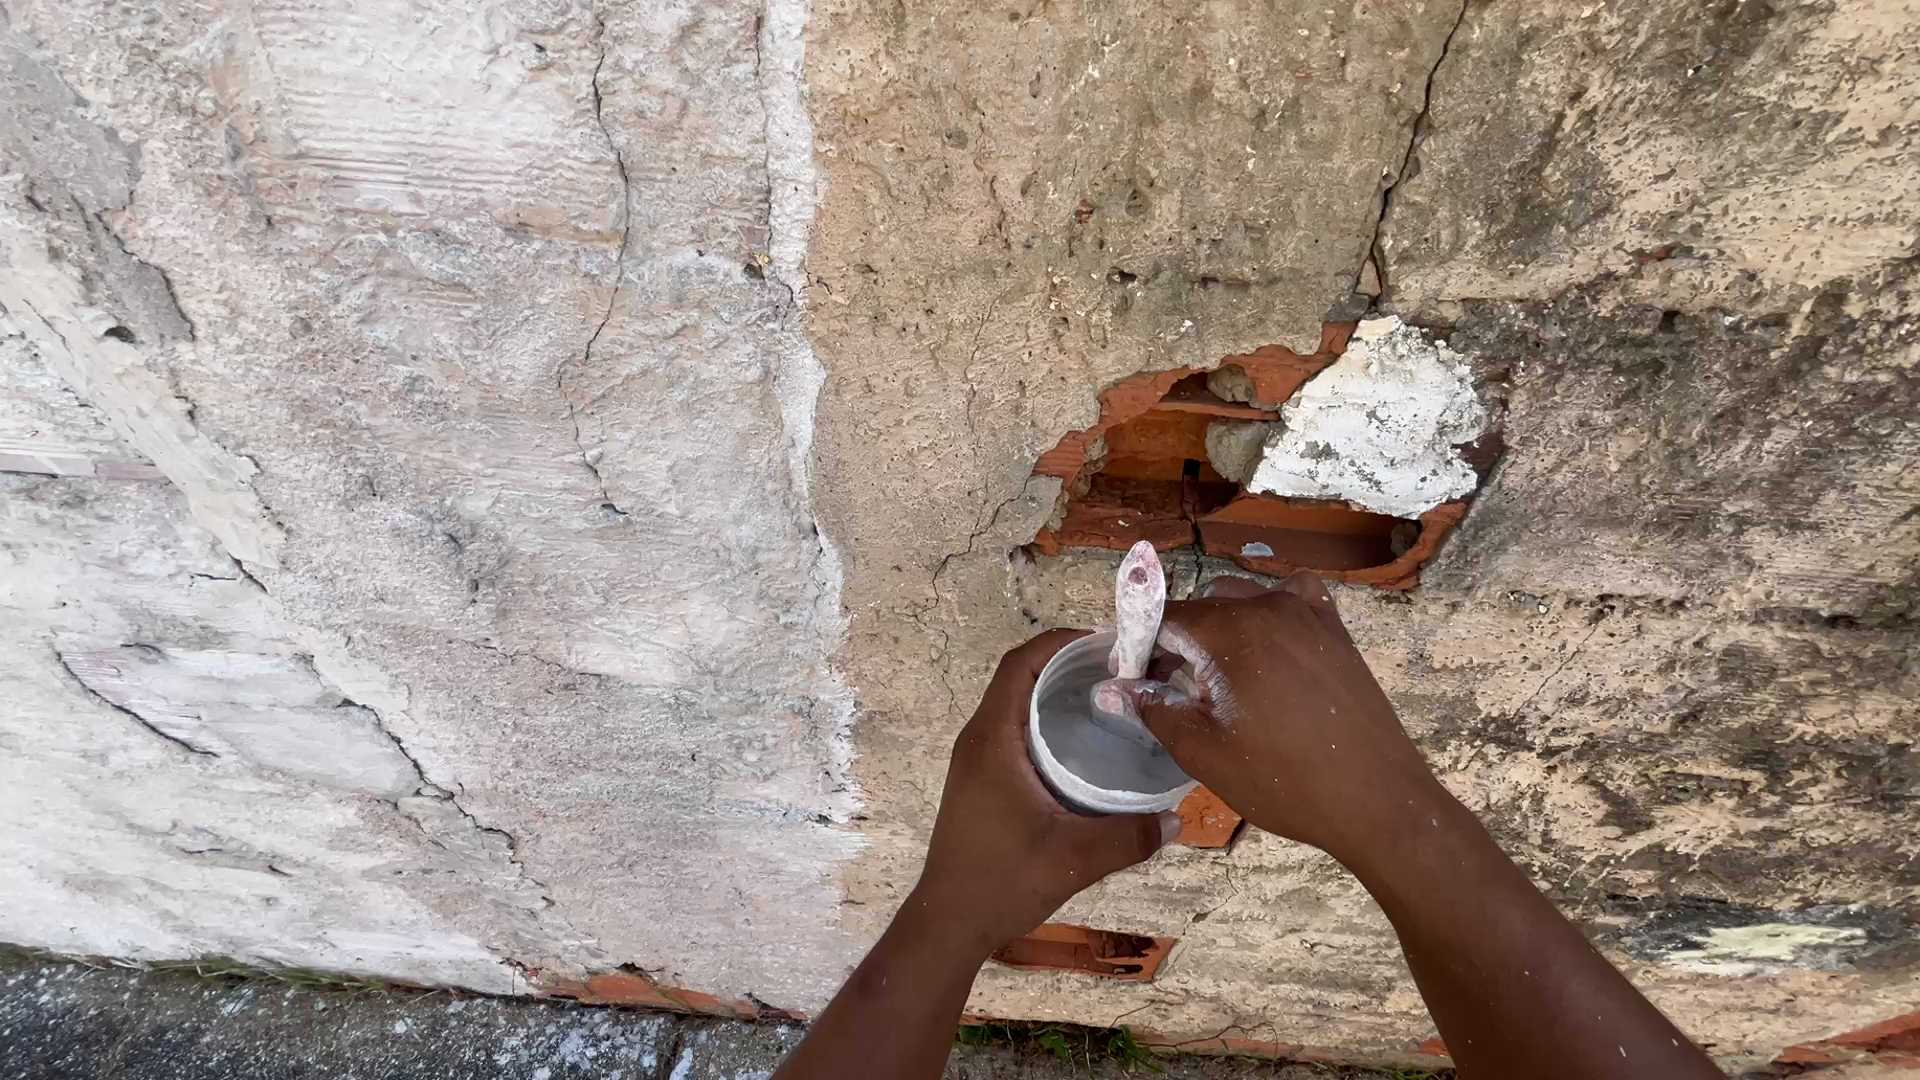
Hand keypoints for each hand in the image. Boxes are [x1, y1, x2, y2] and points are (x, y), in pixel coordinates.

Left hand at [913, 629, 1178, 956]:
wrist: (951, 920)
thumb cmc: (1002, 880)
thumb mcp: (1073, 858)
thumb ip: (1128, 837)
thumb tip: (1176, 818)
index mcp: (993, 738)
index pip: (1018, 664)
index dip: (1057, 643)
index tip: (1104, 644)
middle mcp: (979, 737)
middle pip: (1019, 676)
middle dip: (1064, 663)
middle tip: (1118, 671)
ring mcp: (976, 756)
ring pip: (1015, 701)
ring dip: (1053, 691)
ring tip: (1106, 698)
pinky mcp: (980, 775)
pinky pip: (1013, 726)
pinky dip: (1044, 718)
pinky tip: (1081, 744)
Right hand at [1122, 572, 1445, 864]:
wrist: (1379, 805)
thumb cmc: (1283, 781)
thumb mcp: (1203, 750)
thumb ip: (1151, 708)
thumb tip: (1110, 688)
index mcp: (1232, 633)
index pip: (1166, 618)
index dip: (1141, 646)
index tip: (1136, 681)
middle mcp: (1268, 607)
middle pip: (1202, 606)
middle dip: (1177, 639)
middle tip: (1172, 686)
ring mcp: (1307, 614)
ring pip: (1241, 597)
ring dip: (1218, 626)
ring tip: (1218, 673)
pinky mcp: (1334, 630)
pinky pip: (1289, 597)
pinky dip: (1267, 611)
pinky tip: (1268, 645)